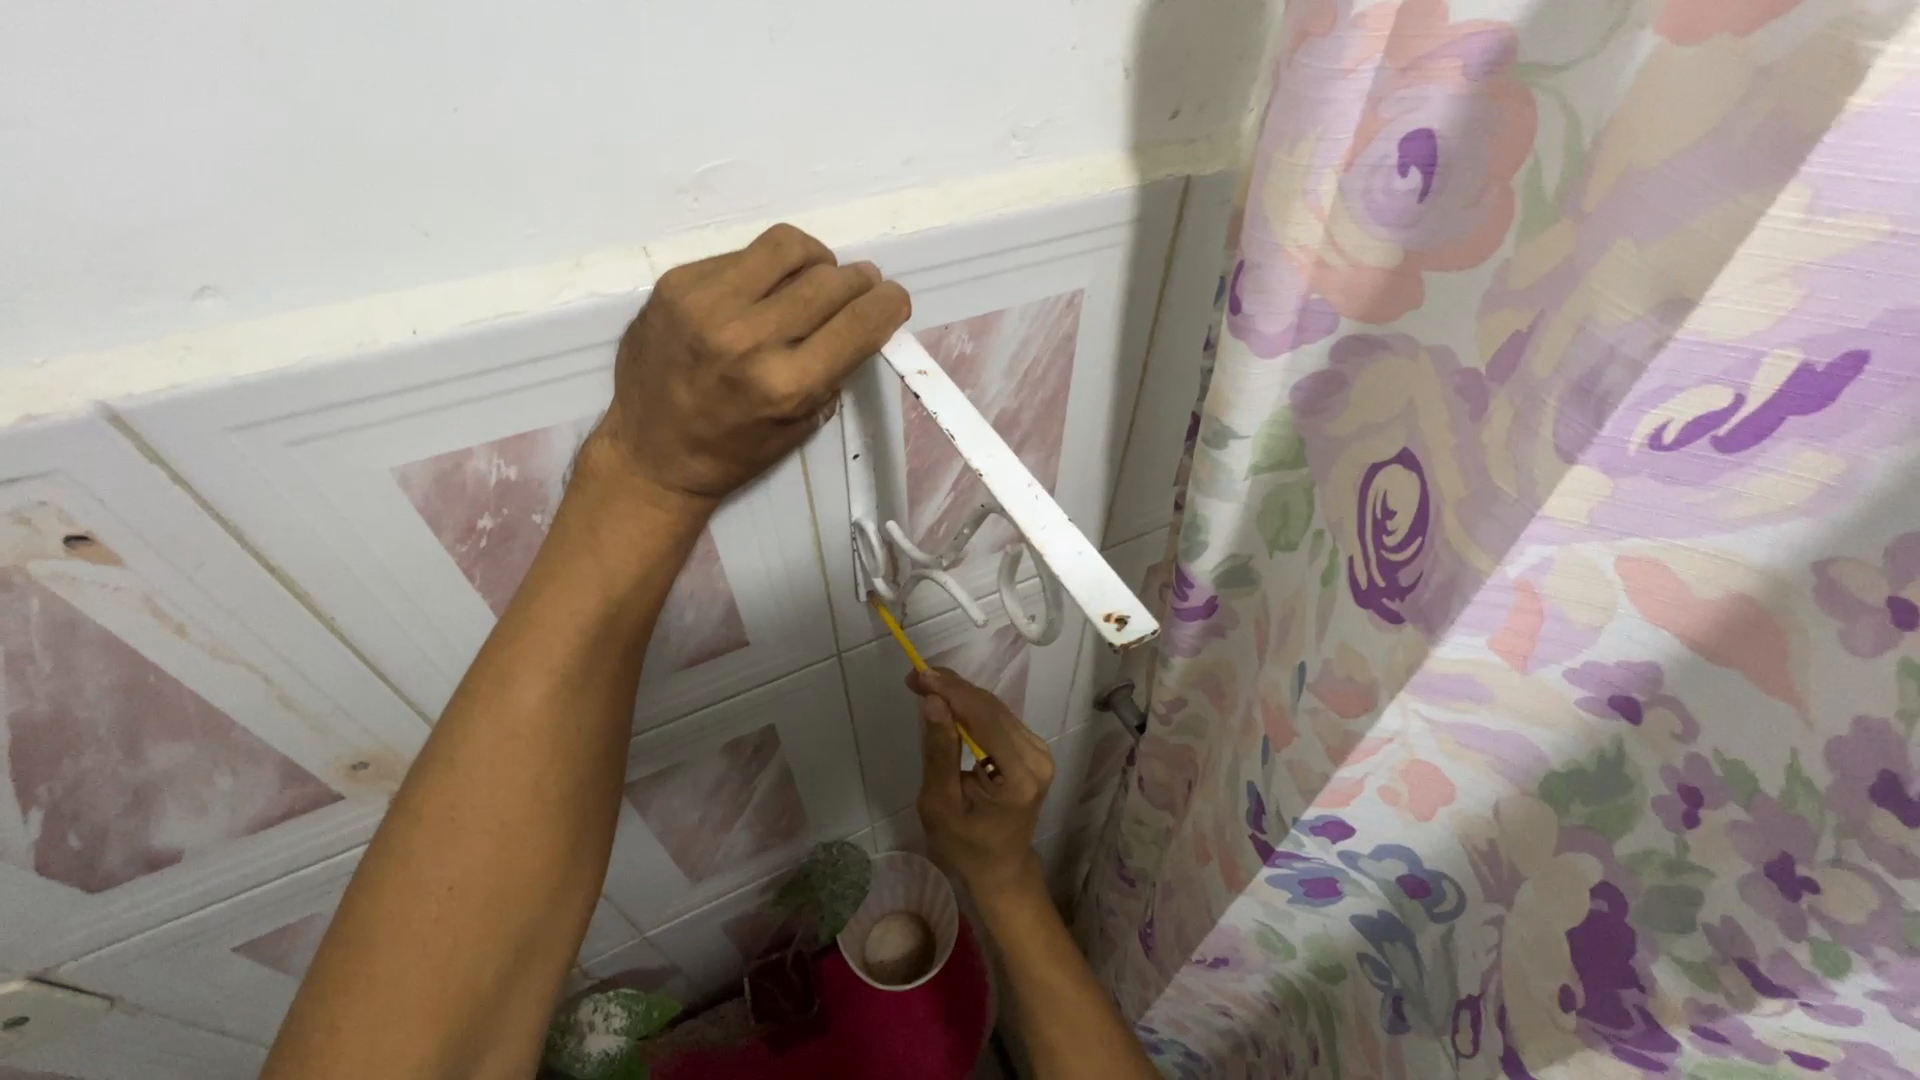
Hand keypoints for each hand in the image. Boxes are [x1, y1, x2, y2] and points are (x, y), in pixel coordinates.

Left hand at [586, 224, 910, 505]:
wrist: (650, 453)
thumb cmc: (734, 452)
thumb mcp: (800, 424)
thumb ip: (834, 370)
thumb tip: (861, 316)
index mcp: (785, 385)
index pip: (860, 322)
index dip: (890, 304)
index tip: (894, 301)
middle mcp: (747, 338)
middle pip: (831, 280)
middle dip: (858, 282)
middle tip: (859, 289)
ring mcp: (706, 304)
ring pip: (789, 247)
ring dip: (816, 260)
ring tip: (812, 280)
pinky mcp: (677, 283)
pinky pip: (743, 254)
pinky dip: (766, 269)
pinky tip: (759, 293)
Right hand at [910, 667, 1054, 896]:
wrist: (1000, 867)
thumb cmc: (964, 844)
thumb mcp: (940, 803)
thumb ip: (939, 751)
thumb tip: (934, 702)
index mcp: (1019, 777)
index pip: (985, 719)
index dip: (952, 692)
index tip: (919, 675)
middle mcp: (1037, 759)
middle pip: (992, 709)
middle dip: (953, 689)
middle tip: (916, 678)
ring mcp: (1040, 753)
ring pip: (996, 709)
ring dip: (960, 695)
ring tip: (926, 685)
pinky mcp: (1033, 750)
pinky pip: (1000, 719)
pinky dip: (972, 708)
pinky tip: (948, 702)